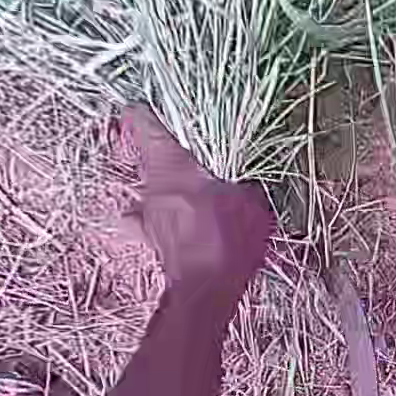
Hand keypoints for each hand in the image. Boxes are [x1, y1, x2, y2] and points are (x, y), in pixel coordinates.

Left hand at [125, 107, 271, 299]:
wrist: (208, 286)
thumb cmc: (226, 236)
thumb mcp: (252, 203)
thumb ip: (246, 189)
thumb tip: (249, 187)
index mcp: (171, 165)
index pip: (143, 124)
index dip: (147, 113)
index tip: (152, 109)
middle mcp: (152, 188)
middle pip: (150, 163)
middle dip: (169, 163)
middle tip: (192, 164)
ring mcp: (148, 219)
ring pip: (150, 197)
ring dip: (166, 198)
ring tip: (189, 202)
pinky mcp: (155, 246)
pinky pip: (155, 229)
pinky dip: (165, 230)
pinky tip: (179, 234)